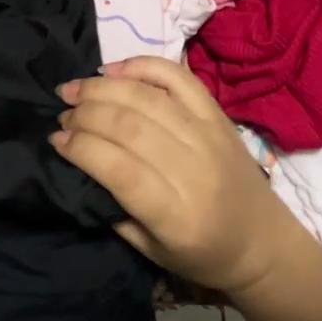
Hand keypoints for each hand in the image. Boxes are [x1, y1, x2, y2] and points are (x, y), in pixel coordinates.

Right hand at [52, 56, 308, 295]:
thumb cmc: (204, 254)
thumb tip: (78, 160)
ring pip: (149, 98)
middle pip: (131, 127)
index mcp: (179, 217)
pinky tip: (112, 70)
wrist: (264, 242)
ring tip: (74, 89)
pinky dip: (143, 66)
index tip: (57, 140)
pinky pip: (178, 77)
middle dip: (86, 114)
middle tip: (61, 113)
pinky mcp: (217, 114)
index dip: (84, 148)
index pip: (122, 170)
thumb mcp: (153, 252)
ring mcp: (209, 136)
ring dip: (103, 88)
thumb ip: (115, 209)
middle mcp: (196, 170)